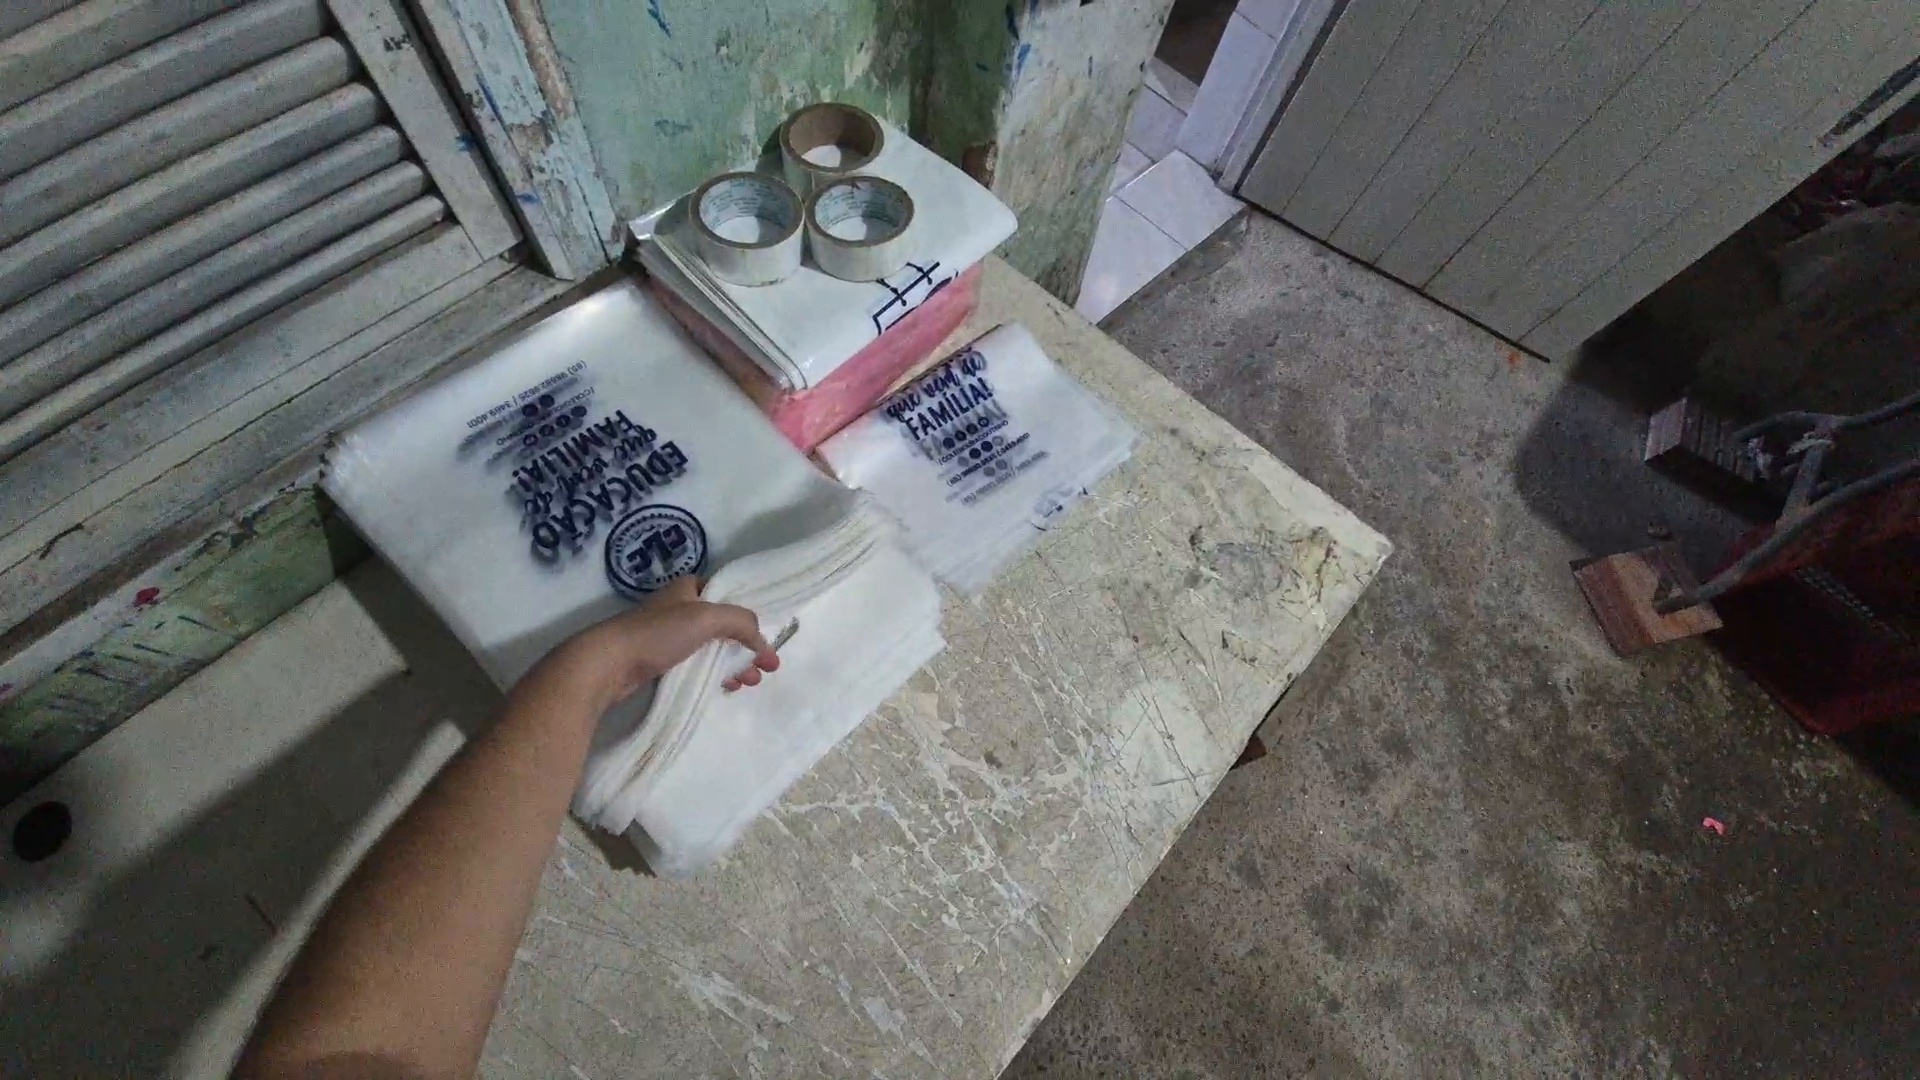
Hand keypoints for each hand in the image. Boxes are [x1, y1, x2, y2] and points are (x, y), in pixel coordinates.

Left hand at [546, 577, 779, 707]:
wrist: (607, 665)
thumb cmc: (658, 633)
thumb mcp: (708, 617)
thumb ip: (741, 622)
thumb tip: (762, 642)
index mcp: (689, 588)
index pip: (730, 596)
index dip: (751, 616)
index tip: (766, 638)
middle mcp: (680, 608)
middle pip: (725, 626)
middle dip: (748, 647)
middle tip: (766, 668)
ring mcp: (669, 635)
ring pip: (713, 648)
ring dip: (735, 664)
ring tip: (750, 682)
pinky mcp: (660, 660)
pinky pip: (697, 665)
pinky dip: (715, 674)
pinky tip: (728, 686)